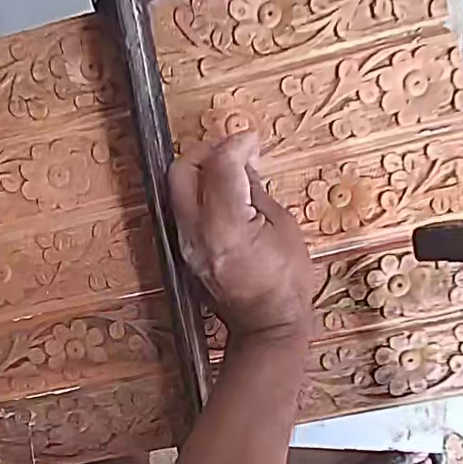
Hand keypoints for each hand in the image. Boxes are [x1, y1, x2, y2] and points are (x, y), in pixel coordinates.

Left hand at [167, 132, 312, 347]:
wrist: (266, 323)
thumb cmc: (286, 280)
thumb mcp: (283, 226)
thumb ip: (255, 191)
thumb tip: (242, 165)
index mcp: (226, 227)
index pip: (219, 167)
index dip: (236, 145)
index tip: (252, 140)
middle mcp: (196, 234)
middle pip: (181, 173)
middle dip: (205, 152)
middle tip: (233, 150)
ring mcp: (186, 246)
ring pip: (177, 192)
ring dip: (200, 172)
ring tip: (231, 172)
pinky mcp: (185, 254)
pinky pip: (184, 212)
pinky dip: (199, 195)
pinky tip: (224, 196)